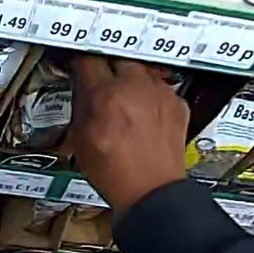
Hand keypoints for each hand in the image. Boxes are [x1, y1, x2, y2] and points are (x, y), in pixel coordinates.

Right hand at [71, 55, 187, 211]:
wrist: (151, 192)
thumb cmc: (115, 172)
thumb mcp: (80, 140)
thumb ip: (80, 107)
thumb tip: (80, 88)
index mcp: (105, 94)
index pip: (86, 60)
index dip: (78, 61)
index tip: (77, 64)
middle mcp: (135, 87)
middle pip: (116, 59)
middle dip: (107, 70)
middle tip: (101, 83)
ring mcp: (159, 94)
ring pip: (140, 72)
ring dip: (130, 81)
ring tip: (124, 101)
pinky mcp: (176, 104)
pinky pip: (159, 89)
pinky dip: (150, 97)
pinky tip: (143, 114)